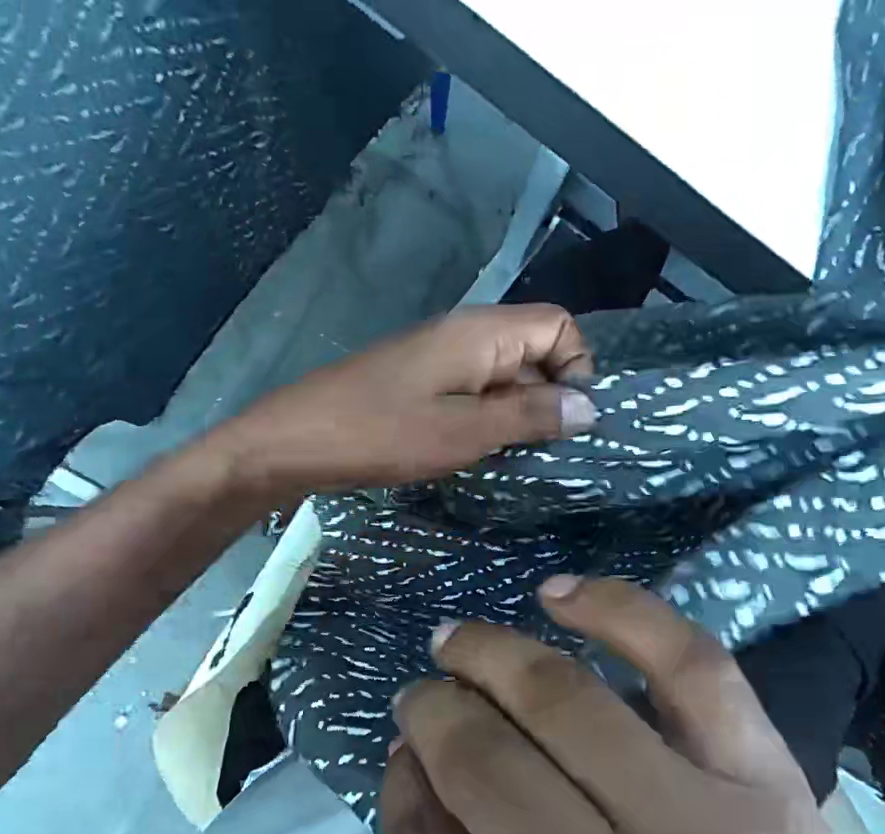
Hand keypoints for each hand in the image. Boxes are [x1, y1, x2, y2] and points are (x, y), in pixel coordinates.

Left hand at [214, 304, 597, 491]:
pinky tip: (487, 453)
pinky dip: (495, 420)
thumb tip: (590, 408)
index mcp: (483, 333)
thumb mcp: (466, 430)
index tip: (570, 420)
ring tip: (521, 458)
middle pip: (539, 351)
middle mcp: (470, 334)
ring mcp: (446, 358)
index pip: (560, 325)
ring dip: (525, 414)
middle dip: (554, 397)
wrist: (294, 441)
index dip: (578, 367)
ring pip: (511, 376)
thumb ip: (531, 415)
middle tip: (551, 451)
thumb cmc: (382, 433)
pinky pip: (482, 392)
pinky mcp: (429, 382)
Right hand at [382, 577, 884, 833]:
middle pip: (490, 772)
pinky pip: (685, 664)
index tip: (400, 755)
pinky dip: (616, 610)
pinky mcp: (764, 771)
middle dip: (436, 715)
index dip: (401, 793)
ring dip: (494, 657)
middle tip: (422, 691)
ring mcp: (703, 826)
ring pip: (569, 705)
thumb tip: (422, 779)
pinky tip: (559, 595)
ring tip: (458, 641)